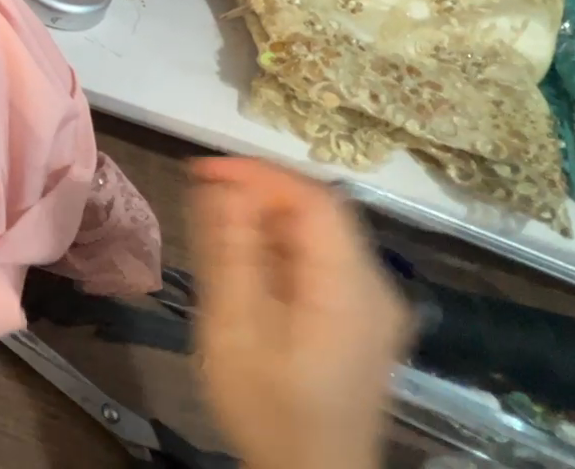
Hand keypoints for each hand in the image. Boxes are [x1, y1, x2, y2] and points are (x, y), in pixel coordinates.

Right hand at [189, 158, 412, 468]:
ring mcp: (373, 307)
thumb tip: (224, 188)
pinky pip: (321, 261)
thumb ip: (232, 252)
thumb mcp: (236, 327)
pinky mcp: (361, 321)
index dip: (257, 172)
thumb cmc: (268, 405)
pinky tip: (242, 262)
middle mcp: (376, 289)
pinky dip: (278, 246)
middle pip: (321, 213)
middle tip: (198, 197)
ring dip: (264, 218)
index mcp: (350, 288)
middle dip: (257, 192)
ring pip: (319, 235)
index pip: (315, 199)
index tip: (199, 170)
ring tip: (211, 227)